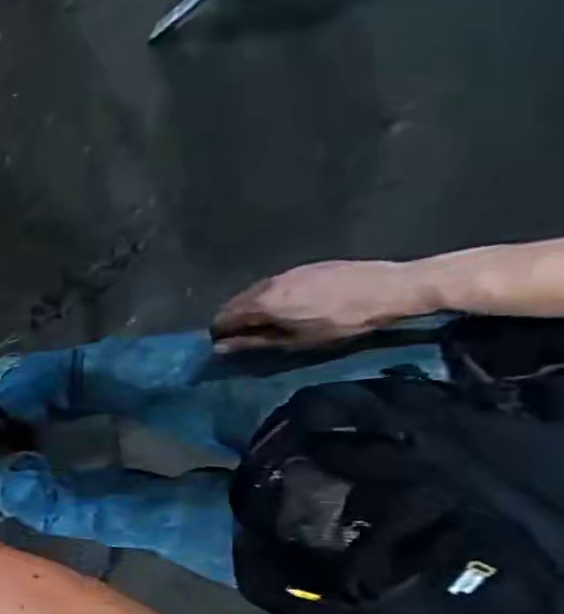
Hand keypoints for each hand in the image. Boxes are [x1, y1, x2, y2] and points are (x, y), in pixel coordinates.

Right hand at [212, 260, 427, 351]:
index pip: (221, 318)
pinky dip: (271, 295)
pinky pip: (275, 283)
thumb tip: (219, 347)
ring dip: (252, 306)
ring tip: (270, 319)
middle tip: (247, 334)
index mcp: (261, 303)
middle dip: (233, 318)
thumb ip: (253, 342)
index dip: (220, 333)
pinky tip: (292, 304)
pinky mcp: (307, 266)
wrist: (395, 288)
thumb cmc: (343, 321)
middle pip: (234, 303)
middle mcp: (267, 284)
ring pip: (254, 292)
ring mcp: (287, 272)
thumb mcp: (296, 340)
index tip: (229, 344)